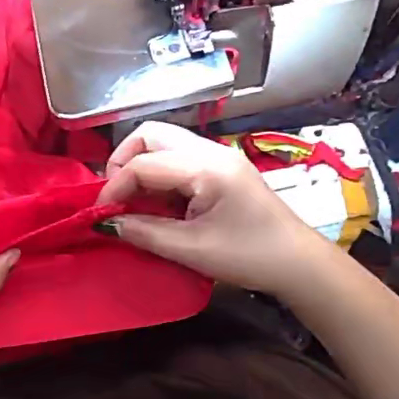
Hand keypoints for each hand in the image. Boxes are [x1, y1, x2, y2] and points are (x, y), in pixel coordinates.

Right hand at [96, 121, 337, 301]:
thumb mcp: (191, 249)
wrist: (298, 263)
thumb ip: (144, 232)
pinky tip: (156, 205)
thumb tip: (106, 223)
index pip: (143, 163)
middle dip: (123, 162)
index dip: (114, 187)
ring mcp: (218, 156)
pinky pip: (177, 159)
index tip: (100, 215)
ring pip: (163, 144)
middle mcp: (211, 151)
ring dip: (140, 169)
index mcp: (207, 167)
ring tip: (133, 204)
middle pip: (151, 135)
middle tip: (115, 198)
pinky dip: (157, 177)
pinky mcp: (220, 168)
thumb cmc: (249, 256)